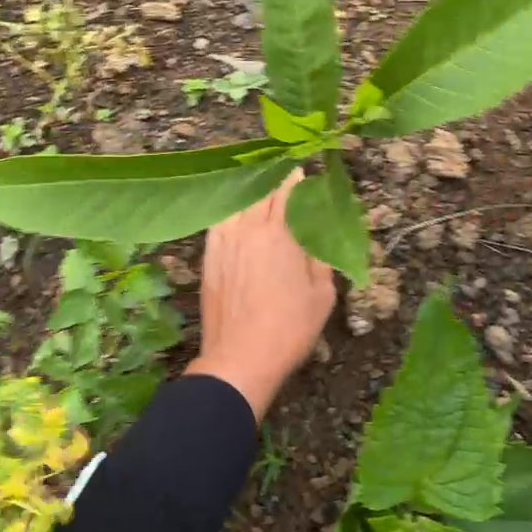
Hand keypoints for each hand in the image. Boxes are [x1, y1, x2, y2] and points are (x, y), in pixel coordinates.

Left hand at [184, 171, 335, 421]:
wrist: (240, 359)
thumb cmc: (289, 329)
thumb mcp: (322, 295)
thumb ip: (320, 258)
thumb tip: (318, 235)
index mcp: (281, 235)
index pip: (287, 194)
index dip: (295, 180)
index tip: (301, 171)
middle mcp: (250, 230)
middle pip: (262, 194)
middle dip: (274, 182)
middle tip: (283, 175)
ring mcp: (225, 242)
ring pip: (239, 205)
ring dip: (251, 193)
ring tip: (260, 187)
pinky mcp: (209, 258)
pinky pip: (219, 223)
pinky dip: (230, 212)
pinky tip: (235, 212)